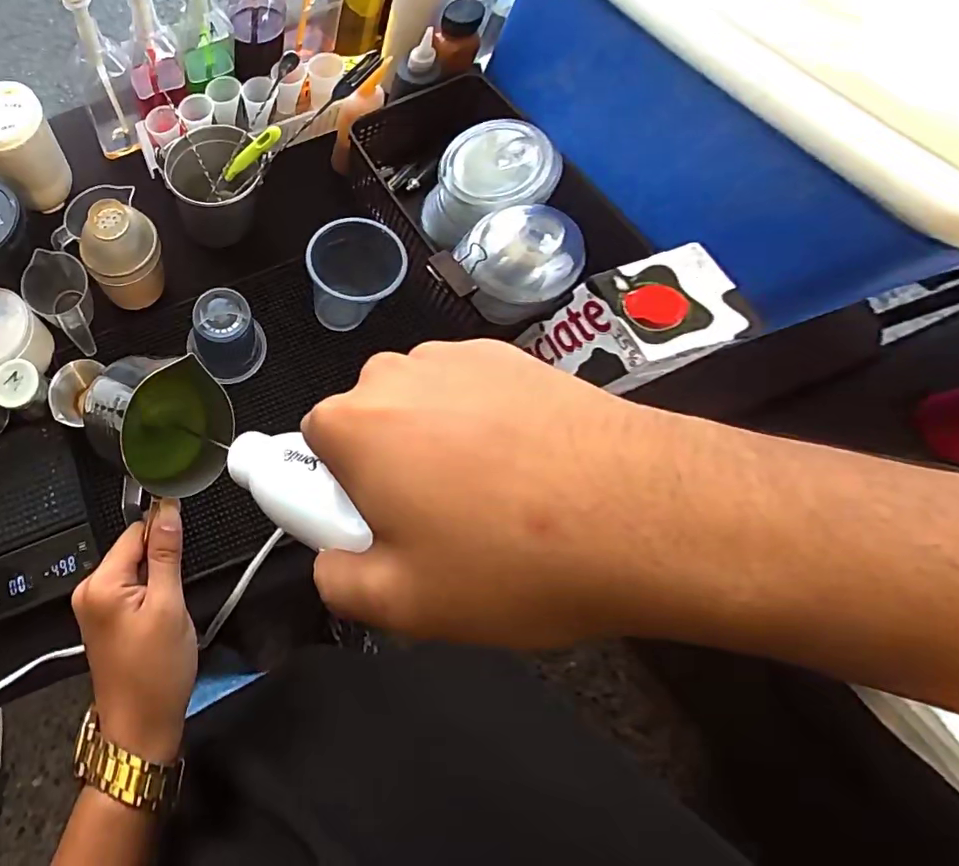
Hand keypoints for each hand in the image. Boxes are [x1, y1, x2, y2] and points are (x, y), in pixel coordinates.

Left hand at [71, 501, 196, 762]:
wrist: (141, 729)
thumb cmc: (155, 676)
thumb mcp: (170, 606)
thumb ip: (167, 553)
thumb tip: (167, 511)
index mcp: (100, 583)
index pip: (135, 532)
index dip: (164, 536)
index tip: (183, 548)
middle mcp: (88, 590)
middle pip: (133, 549)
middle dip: (160, 564)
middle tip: (174, 599)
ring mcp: (93, 606)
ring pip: (135, 569)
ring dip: (156, 582)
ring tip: (165, 616)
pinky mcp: (102, 619)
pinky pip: (130, 589)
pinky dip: (148, 597)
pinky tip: (157, 623)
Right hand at [302, 340, 692, 648]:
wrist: (650, 513)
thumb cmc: (511, 560)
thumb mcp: (405, 604)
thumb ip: (337, 583)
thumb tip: (333, 560)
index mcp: (351, 424)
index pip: (308, 450)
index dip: (338, 496)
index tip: (383, 530)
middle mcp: (390, 375)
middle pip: (363, 426)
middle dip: (384, 469)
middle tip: (440, 524)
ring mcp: (452, 356)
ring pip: (415, 408)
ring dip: (432, 444)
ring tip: (495, 497)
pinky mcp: (505, 354)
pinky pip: (465, 392)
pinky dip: (480, 422)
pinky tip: (527, 464)